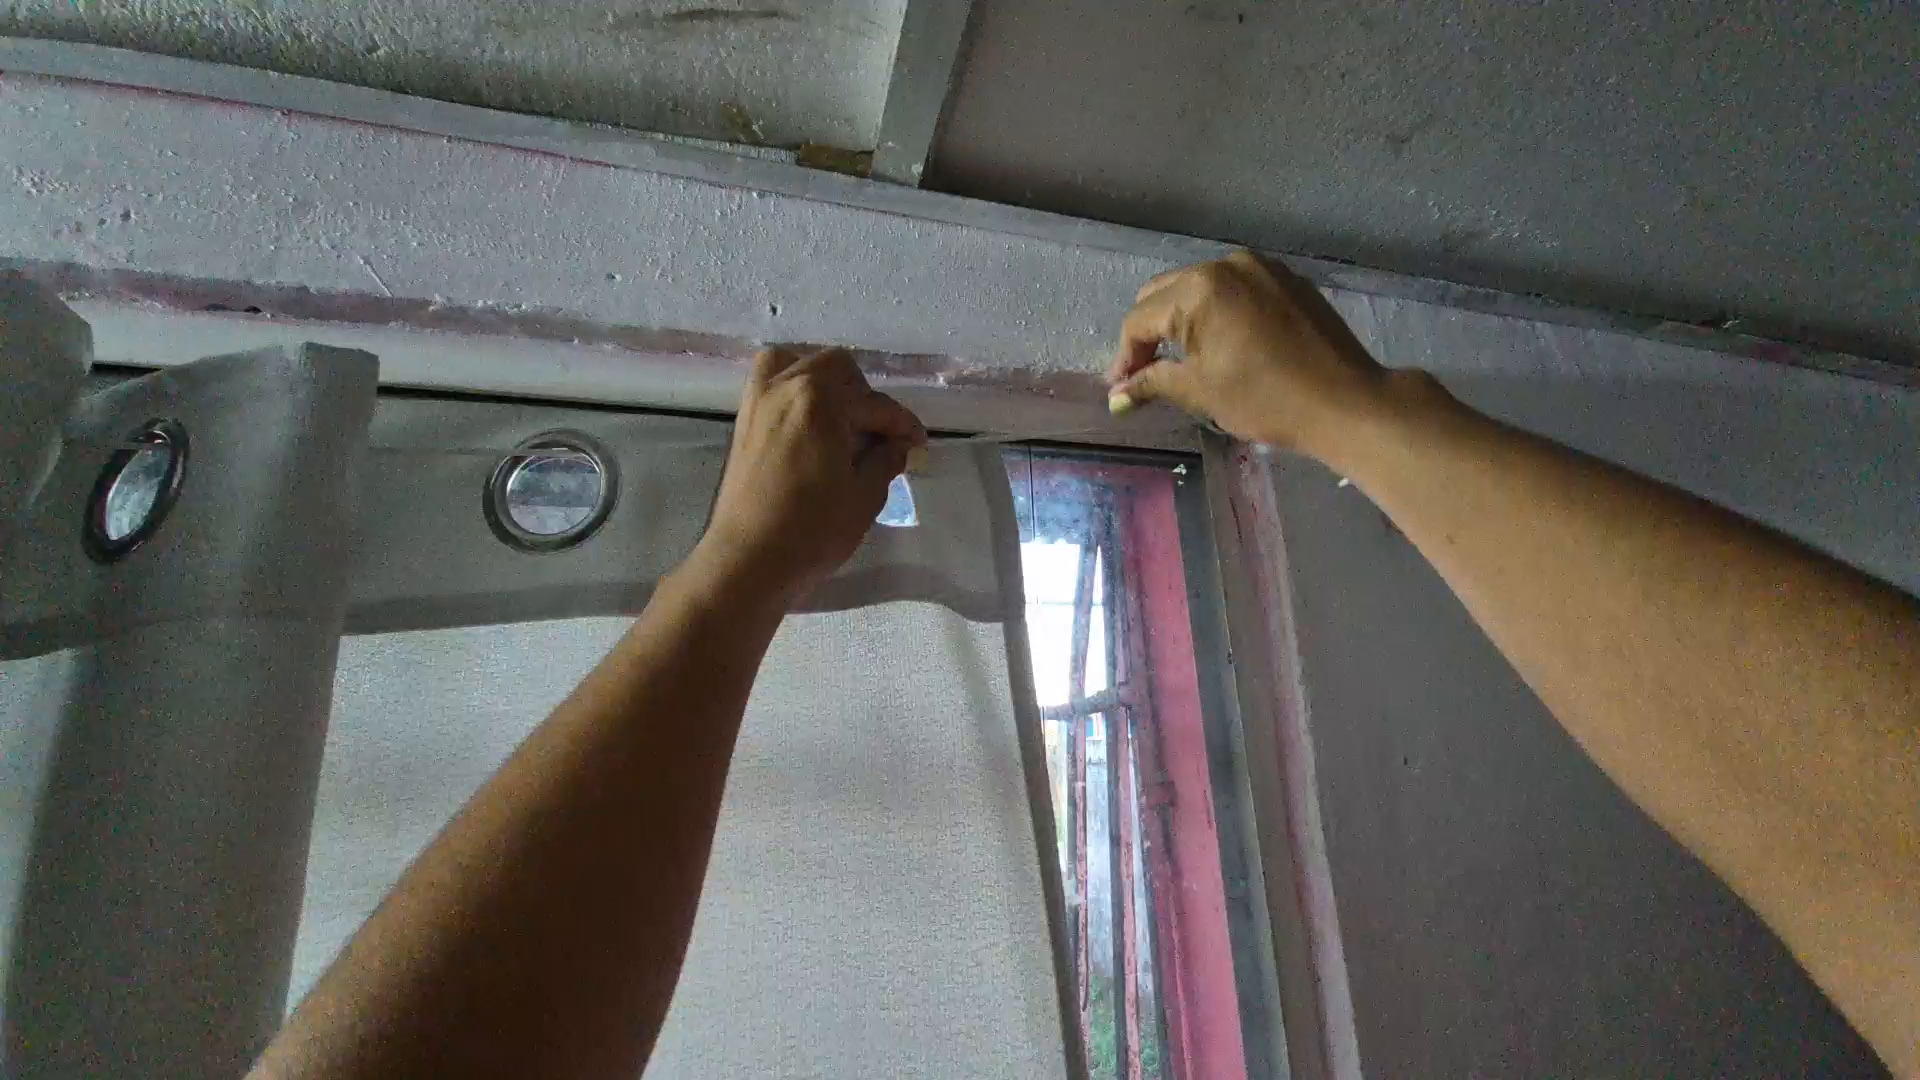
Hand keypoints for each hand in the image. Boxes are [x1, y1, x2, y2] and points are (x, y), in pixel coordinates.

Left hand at [693, 346, 925, 604]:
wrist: (749, 560)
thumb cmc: (813, 530)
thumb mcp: (865, 496)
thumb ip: (886, 459)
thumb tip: (899, 444)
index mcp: (820, 400)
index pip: (874, 404)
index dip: (902, 425)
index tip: (918, 443)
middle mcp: (785, 386)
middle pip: (836, 368)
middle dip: (864, 397)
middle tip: (878, 435)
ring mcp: (758, 401)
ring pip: (797, 363)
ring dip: (825, 382)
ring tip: (841, 418)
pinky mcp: (743, 421)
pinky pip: (771, 382)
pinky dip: (794, 389)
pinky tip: (811, 423)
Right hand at [1107, 252, 1392, 455]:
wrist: (1344, 401)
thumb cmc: (1265, 399)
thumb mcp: (1200, 391)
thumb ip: (1152, 382)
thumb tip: (1115, 395)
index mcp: (1198, 290)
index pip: (1139, 320)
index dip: (1124, 357)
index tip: (1120, 389)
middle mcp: (1224, 265)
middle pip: (1162, 294)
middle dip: (1148, 334)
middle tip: (1145, 374)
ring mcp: (1259, 267)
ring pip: (1196, 287)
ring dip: (1179, 320)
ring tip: (1180, 359)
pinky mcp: (1284, 278)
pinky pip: (1232, 288)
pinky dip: (1214, 312)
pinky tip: (1219, 342)